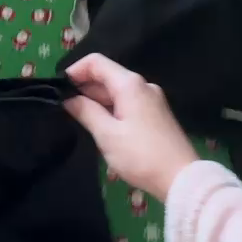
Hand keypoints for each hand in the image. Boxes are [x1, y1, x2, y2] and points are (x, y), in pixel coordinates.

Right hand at [63, 53, 199, 202]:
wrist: (183, 179)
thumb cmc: (141, 155)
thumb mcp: (107, 135)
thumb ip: (86, 112)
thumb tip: (69, 99)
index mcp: (130, 83)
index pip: (96, 62)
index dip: (76, 70)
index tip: (59, 87)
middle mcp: (142, 85)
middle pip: (108, 75)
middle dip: (85, 86)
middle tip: (65, 105)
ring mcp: (152, 99)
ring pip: (118, 90)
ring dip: (98, 99)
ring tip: (79, 116)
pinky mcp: (156, 114)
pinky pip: (128, 101)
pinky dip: (112, 107)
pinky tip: (102, 124)